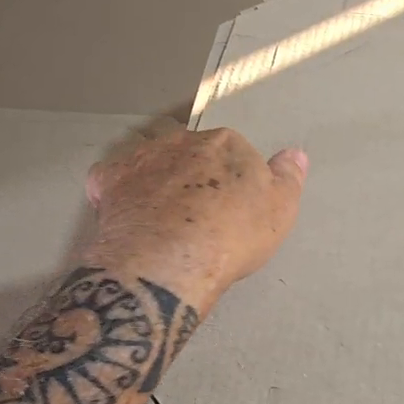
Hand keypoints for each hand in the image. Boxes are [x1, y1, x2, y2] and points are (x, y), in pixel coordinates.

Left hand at [85, 128, 306, 313]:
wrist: (168, 262)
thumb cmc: (232, 236)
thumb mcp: (280, 210)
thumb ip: (288, 177)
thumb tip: (295, 153)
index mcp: (227, 143)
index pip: (233, 154)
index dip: (234, 182)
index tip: (233, 209)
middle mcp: (183, 140)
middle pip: (192, 154)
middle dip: (195, 177)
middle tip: (200, 216)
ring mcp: (142, 157)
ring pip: (153, 162)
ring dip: (158, 180)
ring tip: (164, 217)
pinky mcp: (109, 179)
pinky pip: (114, 178)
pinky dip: (120, 192)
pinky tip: (127, 215)